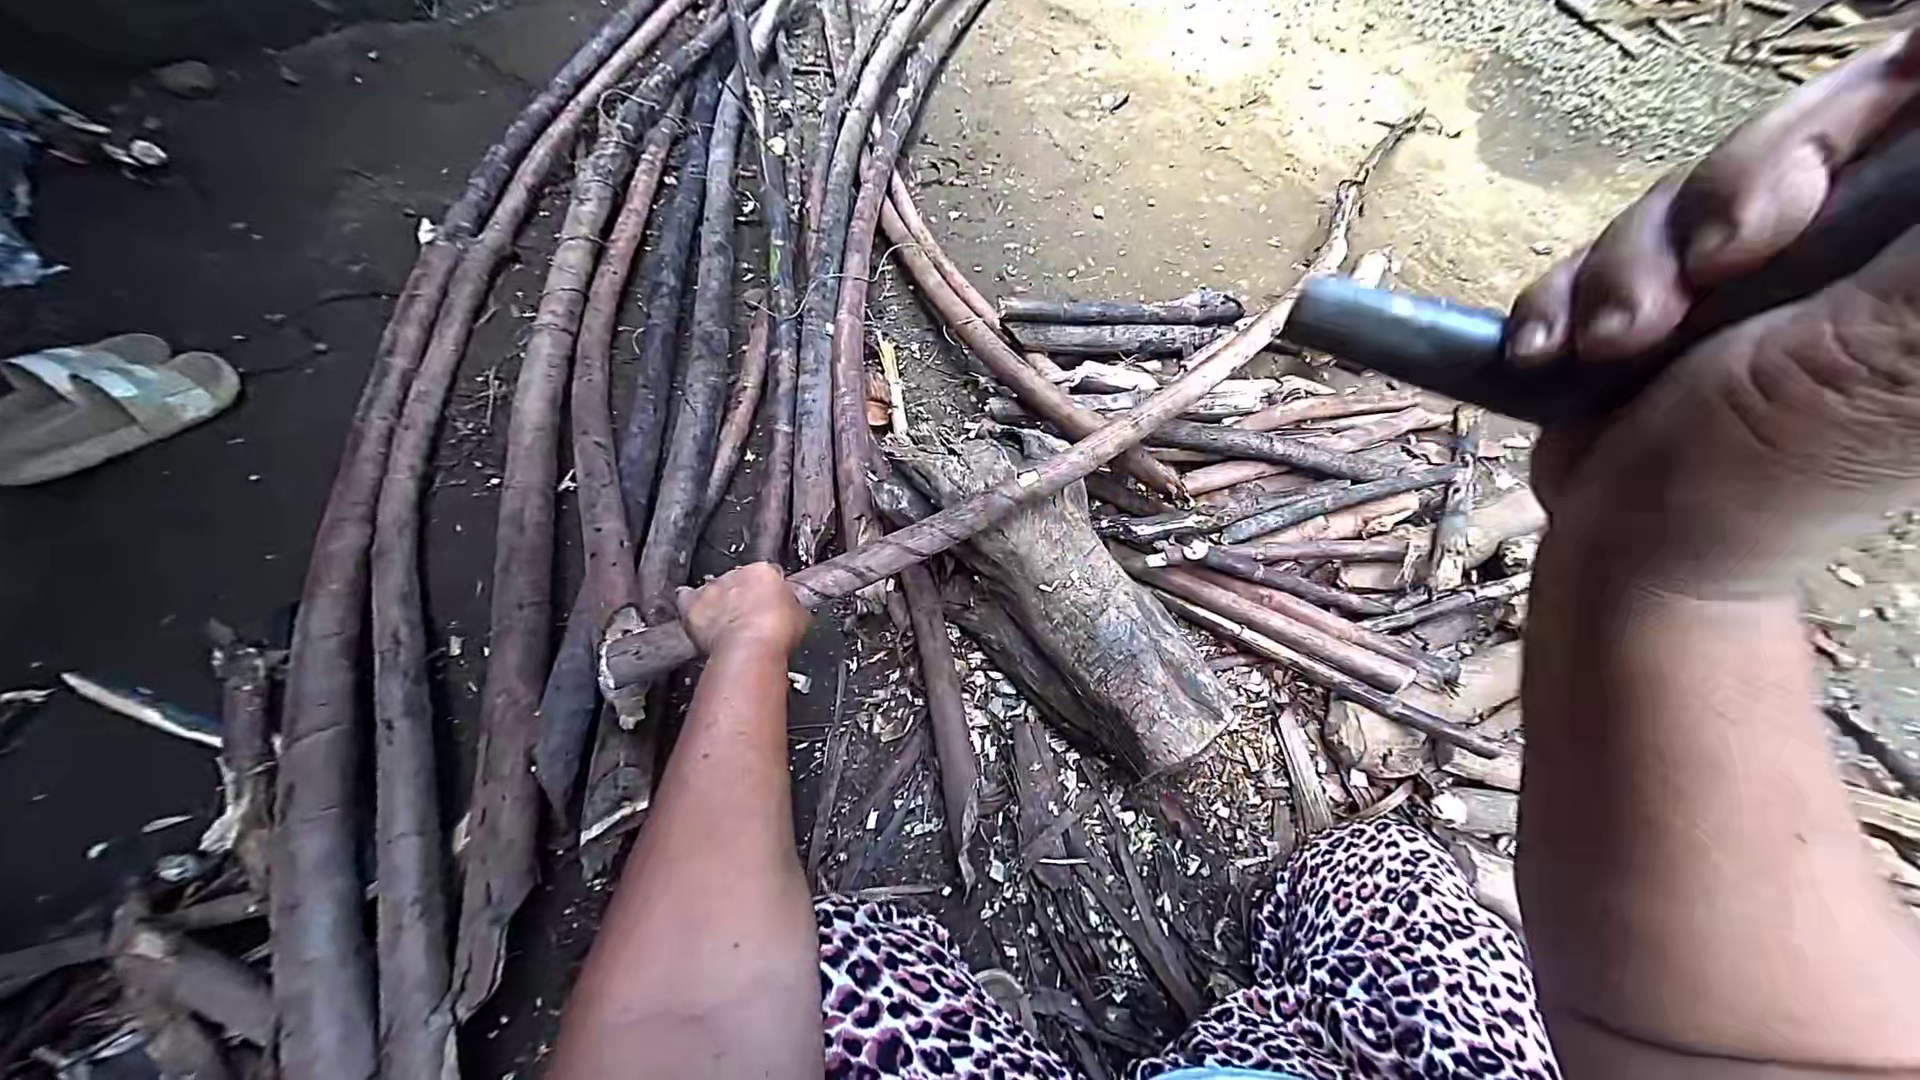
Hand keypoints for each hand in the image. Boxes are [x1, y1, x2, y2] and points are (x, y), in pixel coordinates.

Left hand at [673, 563, 808, 657]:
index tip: (773, 603)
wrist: (749, 650)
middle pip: (739, 579)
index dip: (771, 590)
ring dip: (719, 601)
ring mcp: (711, 588)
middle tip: (751, 616)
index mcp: (764, 571)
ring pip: (714, 588)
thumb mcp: (801, 616)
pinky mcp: (692, 605)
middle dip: (744, 594)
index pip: (768, 574)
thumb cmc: (777, 633)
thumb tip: (790, 607)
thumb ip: (792, 604)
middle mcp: (735, 573)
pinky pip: (686, 598)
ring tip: (727, 622)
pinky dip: (691, 605)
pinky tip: (698, 614)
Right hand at [1508, 34, 1919, 595]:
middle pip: (1800, 130)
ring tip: (1608, 345)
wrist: (1621, 538)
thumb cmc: (1758, 466)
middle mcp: (1851, 240)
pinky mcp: (1640, 305)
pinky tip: (1551, 352)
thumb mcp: (1888, 344)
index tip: (1797, 193)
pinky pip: (1585, 260)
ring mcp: (1737, 276)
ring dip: (1617, 274)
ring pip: (1671, 200)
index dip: (1865, 111)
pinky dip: (1554, 304)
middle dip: (1723, 199)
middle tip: (1706, 273)